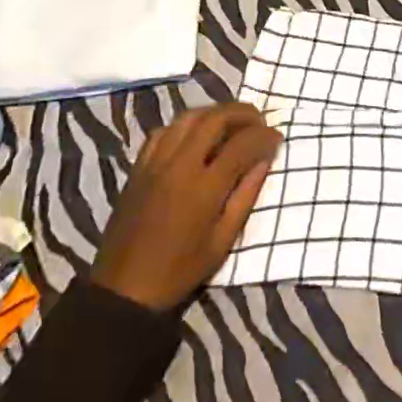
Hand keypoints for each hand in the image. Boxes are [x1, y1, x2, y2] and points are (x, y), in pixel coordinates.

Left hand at [90, 103, 281, 310]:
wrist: (124, 288)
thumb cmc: (181, 268)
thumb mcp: (224, 238)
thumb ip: (247, 194)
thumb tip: (264, 160)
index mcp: (204, 187)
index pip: (242, 143)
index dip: (265, 136)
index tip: (277, 139)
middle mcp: (179, 167)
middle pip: (215, 119)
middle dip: (243, 113)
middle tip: (259, 122)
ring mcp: (155, 164)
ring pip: (187, 118)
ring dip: (215, 113)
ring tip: (232, 124)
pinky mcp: (138, 169)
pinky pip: (163, 132)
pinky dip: (185, 125)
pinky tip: (196, 136)